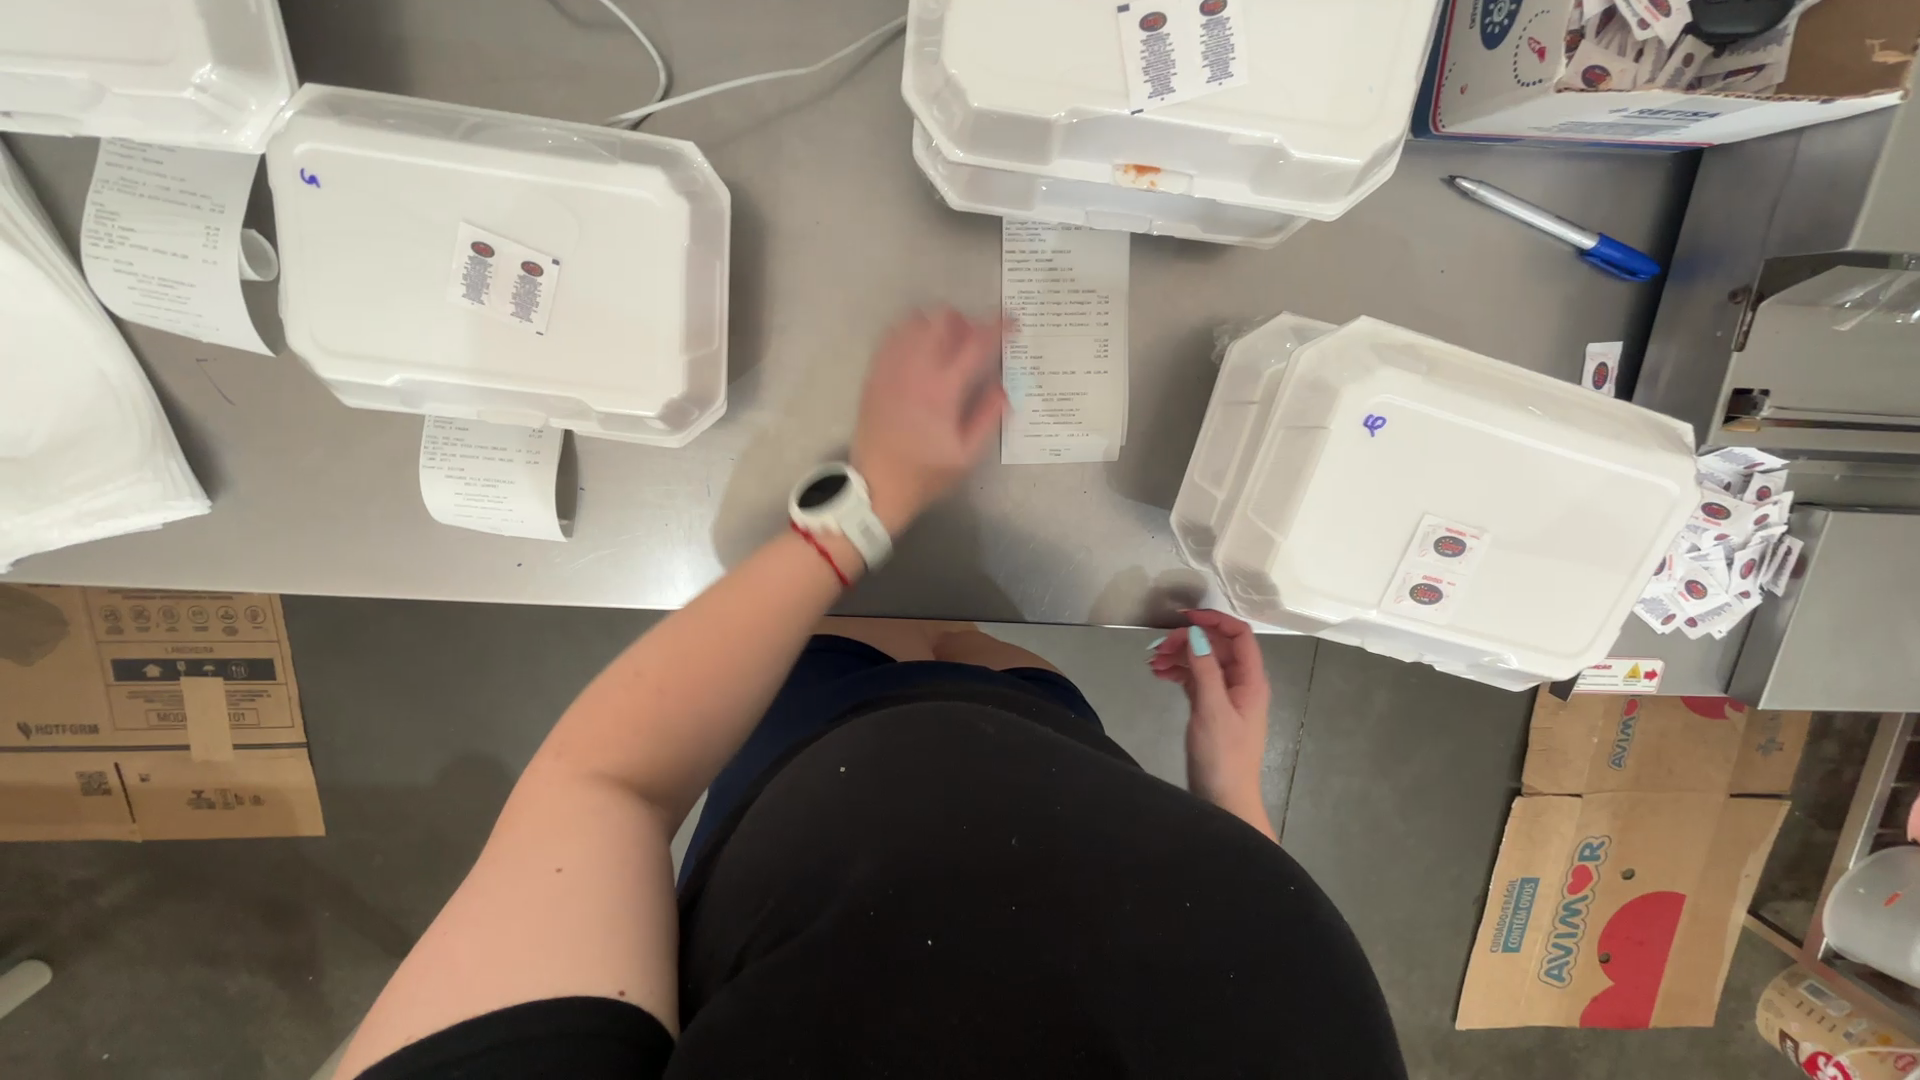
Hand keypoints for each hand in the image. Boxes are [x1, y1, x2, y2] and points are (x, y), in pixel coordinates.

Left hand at [850, 308, 1008, 532]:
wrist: (875, 485)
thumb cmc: (925, 473)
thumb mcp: (967, 455)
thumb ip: (988, 416)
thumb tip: (1005, 387)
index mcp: (943, 390)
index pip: (976, 343)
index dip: (999, 327)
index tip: (1013, 323)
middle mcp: (915, 370)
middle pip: (943, 319)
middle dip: (965, 322)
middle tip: (975, 341)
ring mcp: (891, 369)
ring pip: (916, 321)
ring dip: (938, 325)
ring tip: (947, 346)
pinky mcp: (874, 373)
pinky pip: (893, 336)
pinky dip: (912, 334)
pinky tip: (920, 352)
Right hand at [1147, 609, 1274, 838]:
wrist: (1224, 800)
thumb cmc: (1223, 757)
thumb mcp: (1212, 710)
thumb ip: (1205, 670)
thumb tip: (1196, 634)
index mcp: (1251, 681)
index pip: (1239, 635)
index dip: (1214, 620)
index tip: (1183, 618)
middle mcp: (1241, 683)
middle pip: (1216, 646)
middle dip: (1188, 640)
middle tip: (1157, 648)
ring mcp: (1225, 695)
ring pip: (1203, 661)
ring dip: (1179, 656)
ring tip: (1152, 662)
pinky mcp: (1210, 708)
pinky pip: (1195, 678)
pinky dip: (1178, 672)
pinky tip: (1159, 674)